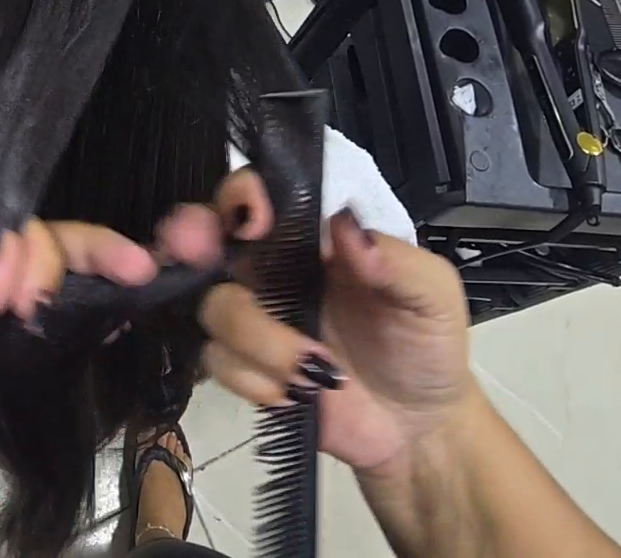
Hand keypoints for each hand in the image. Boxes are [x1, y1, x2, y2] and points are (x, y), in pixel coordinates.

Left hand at [0, 220, 210, 548]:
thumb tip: (14, 244)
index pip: (6, 238)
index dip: (38, 252)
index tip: (39, 296)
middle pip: (42, 255)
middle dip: (87, 251)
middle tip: (134, 268)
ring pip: (56, 290)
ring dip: (99, 276)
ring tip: (143, 277)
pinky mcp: (17, 375)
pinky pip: (59, 338)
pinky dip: (92, 321)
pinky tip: (122, 316)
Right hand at [172, 172, 473, 473]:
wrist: (417, 426)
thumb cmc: (424, 344)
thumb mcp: (432, 294)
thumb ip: (396, 258)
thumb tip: (344, 227)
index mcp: (305, 237)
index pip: (256, 193)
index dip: (241, 193)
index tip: (255, 216)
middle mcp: (267, 266)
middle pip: (202, 233)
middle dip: (188, 236)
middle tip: (194, 249)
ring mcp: (250, 315)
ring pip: (214, 306)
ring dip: (261, 339)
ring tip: (315, 369)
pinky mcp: (242, 365)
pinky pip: (219, 361)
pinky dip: (259, 380)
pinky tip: (299, 394)